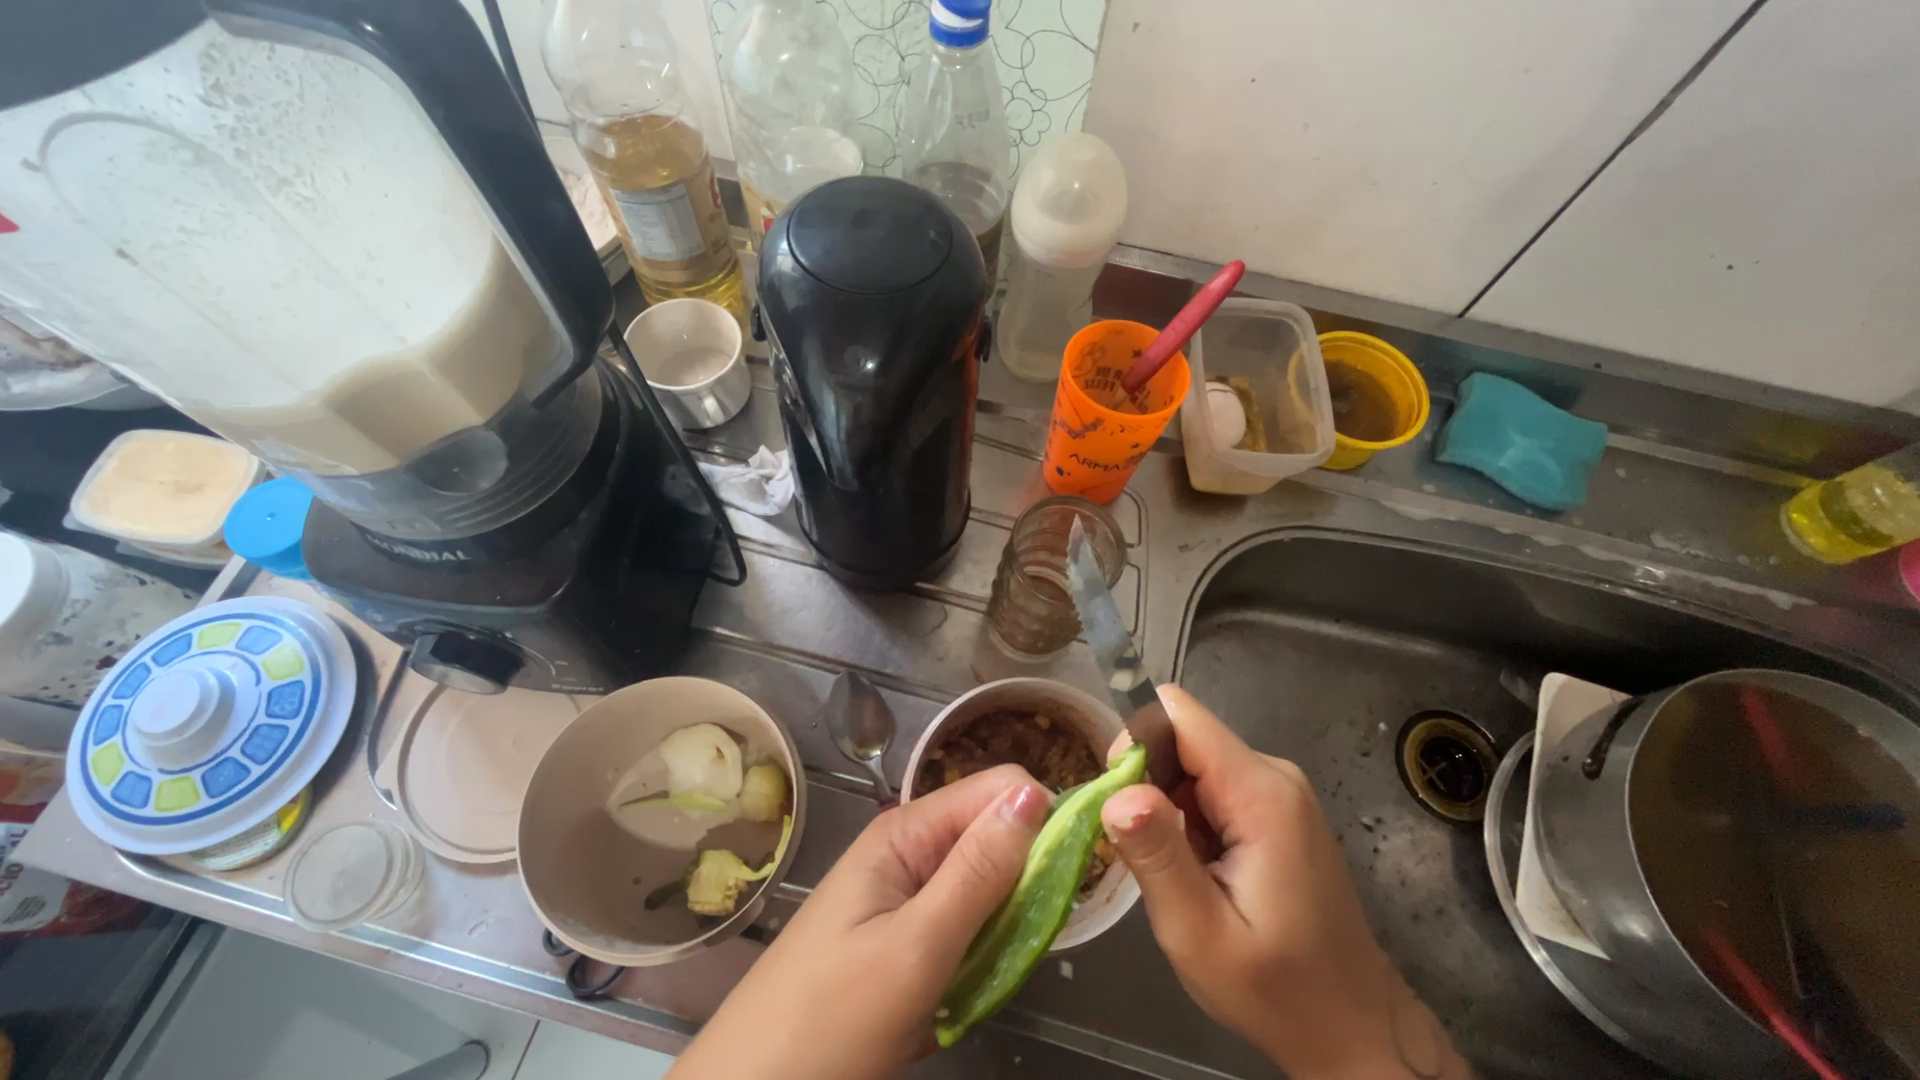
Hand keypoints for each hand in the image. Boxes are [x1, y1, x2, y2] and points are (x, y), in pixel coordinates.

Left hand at [668, 765, 1049, 1079]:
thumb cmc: (832, 1018)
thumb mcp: (916, 946)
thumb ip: (978, 871)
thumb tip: (1036, 793)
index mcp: (907, 832)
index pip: (999, 787)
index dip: (1042, 819)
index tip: (1070, 877)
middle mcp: (909, 849)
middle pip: (996, 835)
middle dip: (1025, 879)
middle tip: (1021, 941)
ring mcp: (907, 893)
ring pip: (987, 884)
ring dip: (1004, 923)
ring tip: (989, 973)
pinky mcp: (906, 934)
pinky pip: (966, 923)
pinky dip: (980, 951)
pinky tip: (968, 988)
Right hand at [1101, 686, 1470, 1079]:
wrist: (1353, 1027)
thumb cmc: (1277, 990)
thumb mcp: (1200, 933)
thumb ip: (1158, 856)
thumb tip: (1115, 792)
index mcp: (1260, 793)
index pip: (1177, 716)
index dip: (1134, 743)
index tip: (1115, 802)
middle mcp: (1273, 776)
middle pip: (1181, 740)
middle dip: (1146, 786)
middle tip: (1143, 858)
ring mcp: (1278, 792)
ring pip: (1190, 766)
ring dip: (1166, 810)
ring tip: (1176, 876)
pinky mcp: (1275, 811)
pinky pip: (1211, 790)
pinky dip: (1188, 823)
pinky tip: (1199, 876)